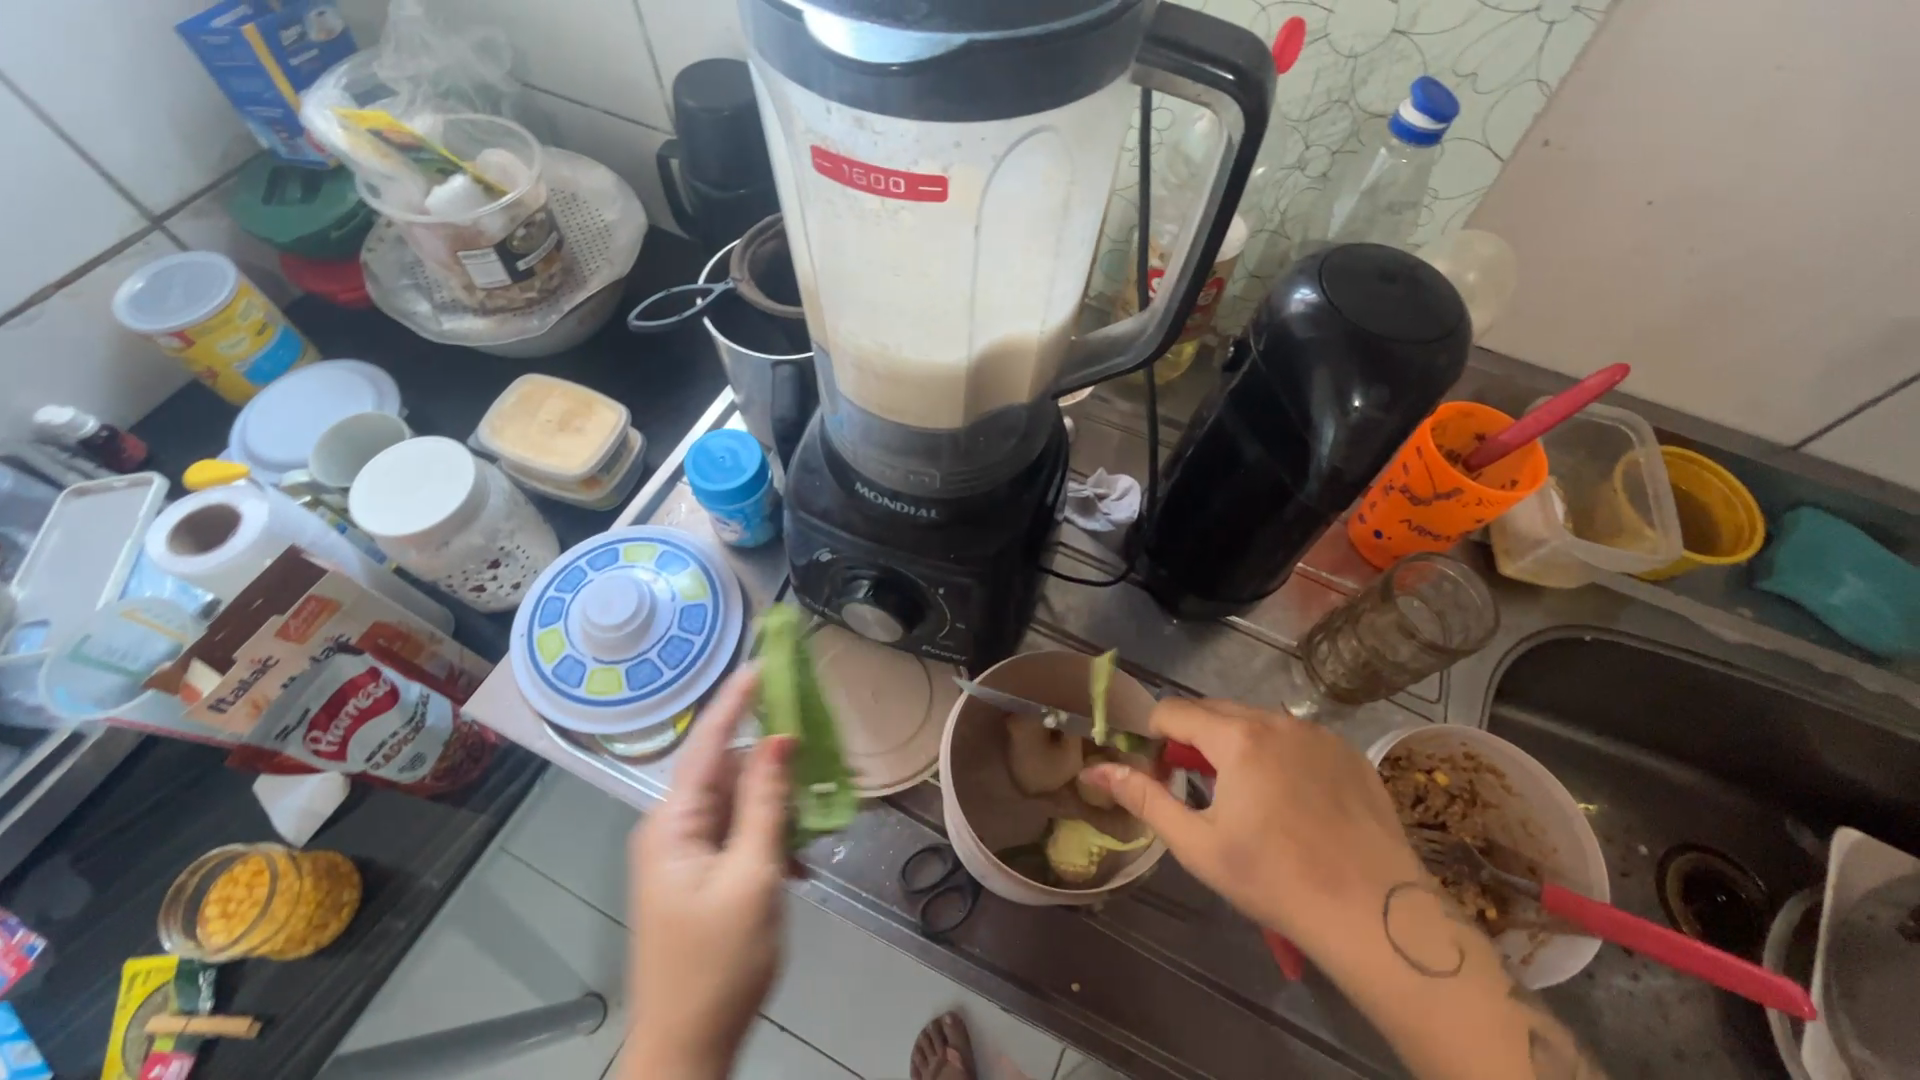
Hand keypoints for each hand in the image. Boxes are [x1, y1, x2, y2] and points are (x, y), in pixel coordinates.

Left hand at [627, 667, 791, 1078]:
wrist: (687, 1048)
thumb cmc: (718, 962)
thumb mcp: (752, 877)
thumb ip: (766, 804)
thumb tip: (781, 739)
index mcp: (673, 823)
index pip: (707, 745)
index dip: (736, 703)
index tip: (763, 664)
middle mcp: (673, 830)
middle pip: (725, 774)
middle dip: (770, 764)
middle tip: (818, 750)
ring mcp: (685, 857)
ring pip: (737, 807)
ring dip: (776, 808)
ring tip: (817, 818)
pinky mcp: (700, 880)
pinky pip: (739, 838)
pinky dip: (769, 840)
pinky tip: (799, 862)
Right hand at [1080, 699, 1422, 952]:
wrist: (1375, 913)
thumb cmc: (1274, 879)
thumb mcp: (1197, 844)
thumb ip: (1144, 798)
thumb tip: (1095, 770)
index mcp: (1239, 737)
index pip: (1173, 711)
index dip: (1153, 739)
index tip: (1158, 777)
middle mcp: (1280, 721)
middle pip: (1216, 711)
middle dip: (1193, 740)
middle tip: (1194, 789)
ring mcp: (1321, 735)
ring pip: (1259, 722)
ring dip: (1236, 745)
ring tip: (1242, 798)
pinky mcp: (1350, 754)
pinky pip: (1297, 739)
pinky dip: (1278, 755)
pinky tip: (1289, 802)